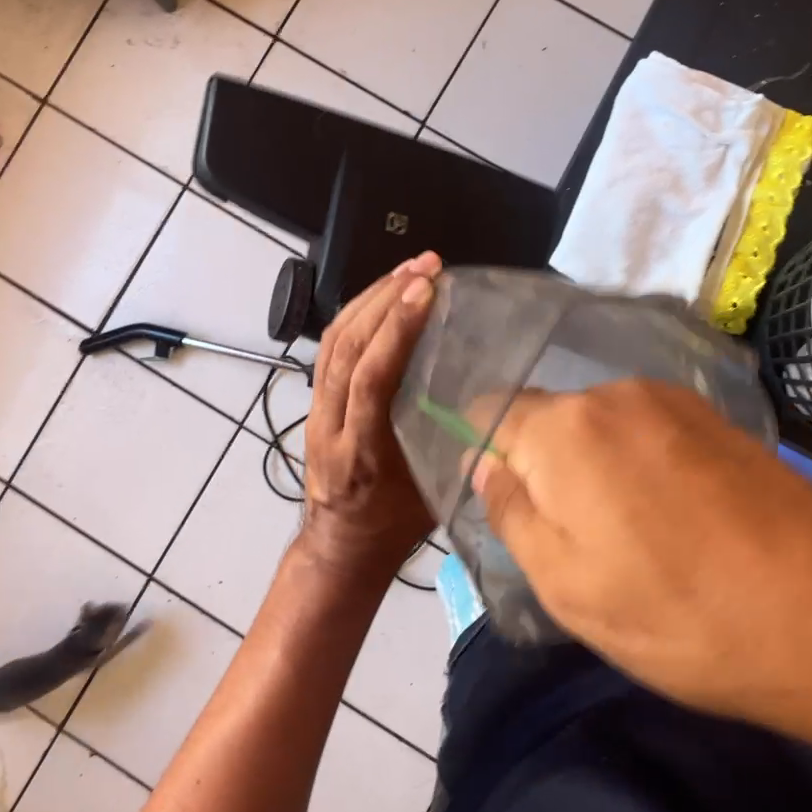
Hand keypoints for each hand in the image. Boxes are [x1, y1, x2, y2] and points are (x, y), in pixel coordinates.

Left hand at [296, 252, 441, 583]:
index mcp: (361, 453)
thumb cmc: (394, 526)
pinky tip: (384, 294)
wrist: (341, 547)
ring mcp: (317, 411)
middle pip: (346, 349)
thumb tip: (494, 409)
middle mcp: (331, 425)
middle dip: (385, 299)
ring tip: (409, 268)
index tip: (425, 290)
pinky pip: (332, 349)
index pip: (370, 380)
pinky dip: (358, 314)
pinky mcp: (316, 401)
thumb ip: (452, 451)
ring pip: (334, 342)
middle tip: (426, 265)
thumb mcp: (431, 495)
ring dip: (371, 298)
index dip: (395, 332)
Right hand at [471, 379, 811, 719]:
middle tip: (577, 543)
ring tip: (635, 538)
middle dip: (547, 469)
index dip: (487, 458)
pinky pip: (652, 433)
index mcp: (564, 429)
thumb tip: (486, 466)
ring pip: (604, 427)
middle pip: (551, 420)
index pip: (492, 411)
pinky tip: (678, 522)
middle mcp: (616, 395)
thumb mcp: (566, 587)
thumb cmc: (677, 614)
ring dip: (599, 470)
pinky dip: (644, 467)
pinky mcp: (722, 420)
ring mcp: (676, 402)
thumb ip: (513, 515)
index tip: (512, 512)